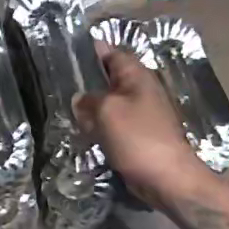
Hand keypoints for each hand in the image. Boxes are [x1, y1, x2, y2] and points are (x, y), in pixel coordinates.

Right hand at [75, 45, 211, 201]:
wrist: (166, 177)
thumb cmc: (138, 137)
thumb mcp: (107, 111)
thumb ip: (89, 100)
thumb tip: (79, 98)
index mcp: (138, 77)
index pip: (113, 53)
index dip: (93, 51)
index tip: (70, 53)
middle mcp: (142, 91)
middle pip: (111, 78)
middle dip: (89, 80)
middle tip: (62, 83)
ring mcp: (142, 114)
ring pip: (111, 103)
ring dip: (93, 106)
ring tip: (67, 108)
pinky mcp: (140, 135)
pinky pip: (115, 123)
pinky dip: (101, 125)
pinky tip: (85, 130)